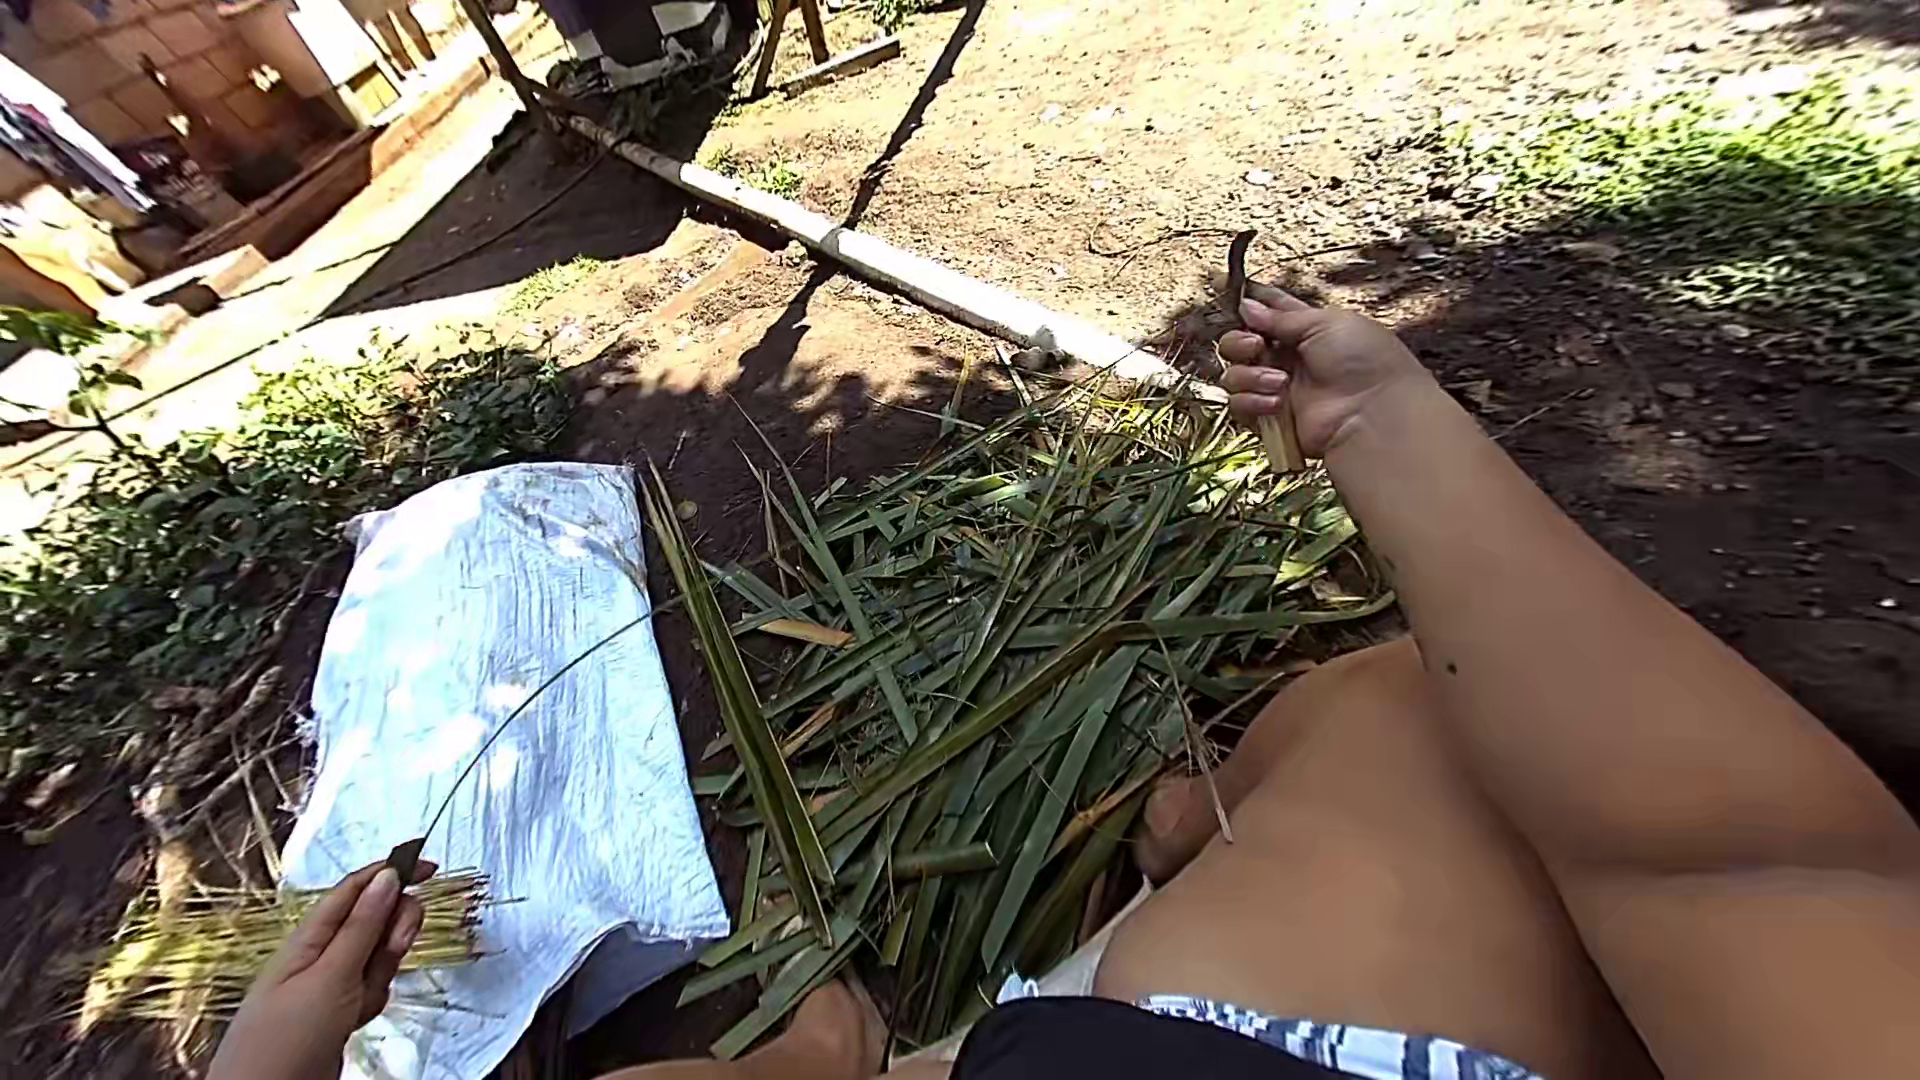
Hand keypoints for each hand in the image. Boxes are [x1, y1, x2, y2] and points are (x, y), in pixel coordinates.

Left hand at [208, 859, 435, 1079]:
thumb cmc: (287, 1040)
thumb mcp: (330, 978)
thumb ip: (362, 926)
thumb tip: (388, 875)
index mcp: (308, 941)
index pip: (354, 889)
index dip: (391, 871)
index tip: (430, 868)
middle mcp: (320, 955)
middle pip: (376, 917)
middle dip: (394, 929)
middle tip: (396, 949)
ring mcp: (331, 982)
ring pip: (380, 951)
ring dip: (383, 970)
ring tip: (360, 1001)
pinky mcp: (342, 1005)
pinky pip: (376, 982)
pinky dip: (375, 995)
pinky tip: (355, 1018)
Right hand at [1219, 283, 1433, 457]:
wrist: (1369, 412)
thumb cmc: (1362, 361)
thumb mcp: (1326, 323)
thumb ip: (1281, 317)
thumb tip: (1247, 306)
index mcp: (1302, 331)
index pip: (1268, 313)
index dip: (1251, 305)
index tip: (1237, 298)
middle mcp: (1283, 358)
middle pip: (1237, 344)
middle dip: (1239, 343)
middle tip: (1256, 347)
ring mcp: (1272, 388)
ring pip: (1233, 376)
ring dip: (1251, 376)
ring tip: (1280, 382)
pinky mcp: (1265, 417)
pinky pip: (1238, 405)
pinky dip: (1253, 402)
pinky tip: (1277, 403)